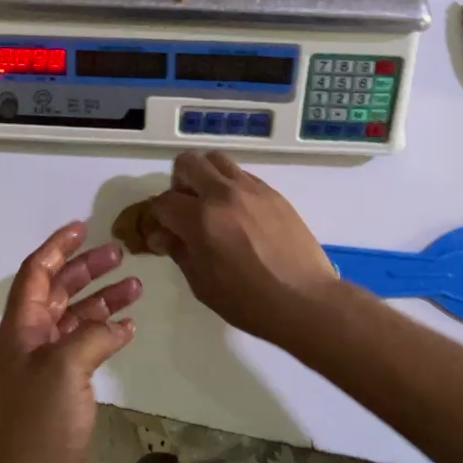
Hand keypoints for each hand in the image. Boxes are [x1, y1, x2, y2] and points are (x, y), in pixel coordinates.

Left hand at [0, 222, 143, 462]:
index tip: (82, 226)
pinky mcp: (65, 388)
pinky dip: (107, 331)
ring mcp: (48, 364)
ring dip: (103, 298)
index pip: (36, 272)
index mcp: (20, 327)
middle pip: (59, 289)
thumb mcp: (65, 367)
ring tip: (136, 285)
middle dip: (86, 268)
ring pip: (76, 316)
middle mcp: (31, 339)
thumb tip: (116, 325)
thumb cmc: (43, 420)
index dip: (56, 246)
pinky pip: (86, 345)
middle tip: (119, 252)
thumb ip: (91, 334)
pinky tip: (129, 326)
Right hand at [146, 151, 339, 346]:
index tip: (162, 234)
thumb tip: (165, 236)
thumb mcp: (203, 285)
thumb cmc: (250, 302)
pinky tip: (239, 213)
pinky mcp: (272, 192)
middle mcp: (222, 194)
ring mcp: (250, 189)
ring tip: (211, 203)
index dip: (156, 217)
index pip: (163, 202)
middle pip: (187, 163)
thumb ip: (180, 252)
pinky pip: (241, 174)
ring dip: (205, 176)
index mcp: (201, 220)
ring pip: (215, 159)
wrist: (306, 301)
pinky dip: (230, 185)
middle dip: (178, 184)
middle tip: (185, 208)